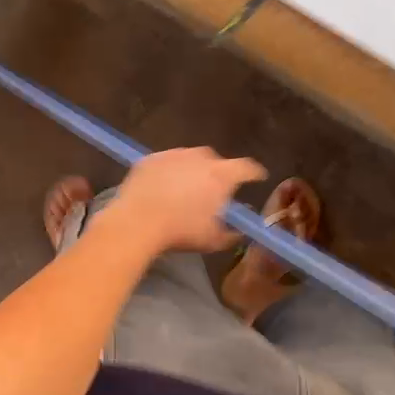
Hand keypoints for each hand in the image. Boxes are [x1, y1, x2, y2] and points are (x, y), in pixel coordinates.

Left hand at [105, 148, 266, 254]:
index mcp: (222, 175)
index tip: (257, 178)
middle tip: (213, 191)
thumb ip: (232, 234)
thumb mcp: (213, 240)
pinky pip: (167, 162)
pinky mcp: (151, 158)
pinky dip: (169, 172)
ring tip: (185, 190)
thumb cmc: (181, 231)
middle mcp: (201, 157)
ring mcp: (174, 154)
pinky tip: (162, 188)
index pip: (247, 167)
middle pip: (217, 161)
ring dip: (192, 171)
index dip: (254, 173)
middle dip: (219, 173)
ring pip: (190, 159)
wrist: (137, 222)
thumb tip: (239, 231)